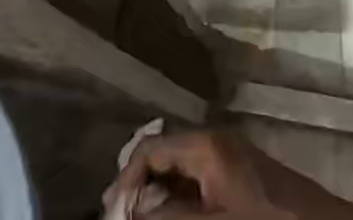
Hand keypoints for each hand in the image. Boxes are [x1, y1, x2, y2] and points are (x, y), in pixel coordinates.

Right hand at [104, 130, 278, 218]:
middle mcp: (213, 141)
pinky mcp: (239, 173)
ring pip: (179, 169)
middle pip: (163, 155)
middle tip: (119, 215)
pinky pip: (198, 178)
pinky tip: (171, 213)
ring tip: (140, 216)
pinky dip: (180, 195)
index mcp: (205, 146)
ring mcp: (228, 155)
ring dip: (158, 193)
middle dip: (139, 185)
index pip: (151, 149)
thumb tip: (131, 213)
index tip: (113, 212)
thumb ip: (169, 217)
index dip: (127, 179)